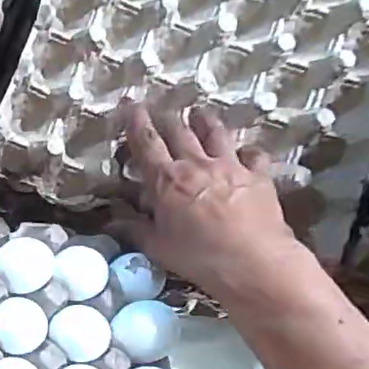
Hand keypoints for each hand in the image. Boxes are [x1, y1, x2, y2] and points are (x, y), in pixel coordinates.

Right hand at [117, 105, 313, 306]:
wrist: (253, 261)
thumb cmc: (197, 256)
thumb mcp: (156, 247)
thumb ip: (134, 230)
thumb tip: (110, 223)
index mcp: (166, 181)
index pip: (146, 144)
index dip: (137, 123)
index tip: (132, 106)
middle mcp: (196, 165)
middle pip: (180, 132)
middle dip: (168, 118)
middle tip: (162, 109)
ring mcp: (230, 167)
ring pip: (215, 133)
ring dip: (205, 120)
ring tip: (199, 112)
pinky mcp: (258, 176)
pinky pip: (253, 154)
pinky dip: (246, 150)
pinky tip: (245, 152)